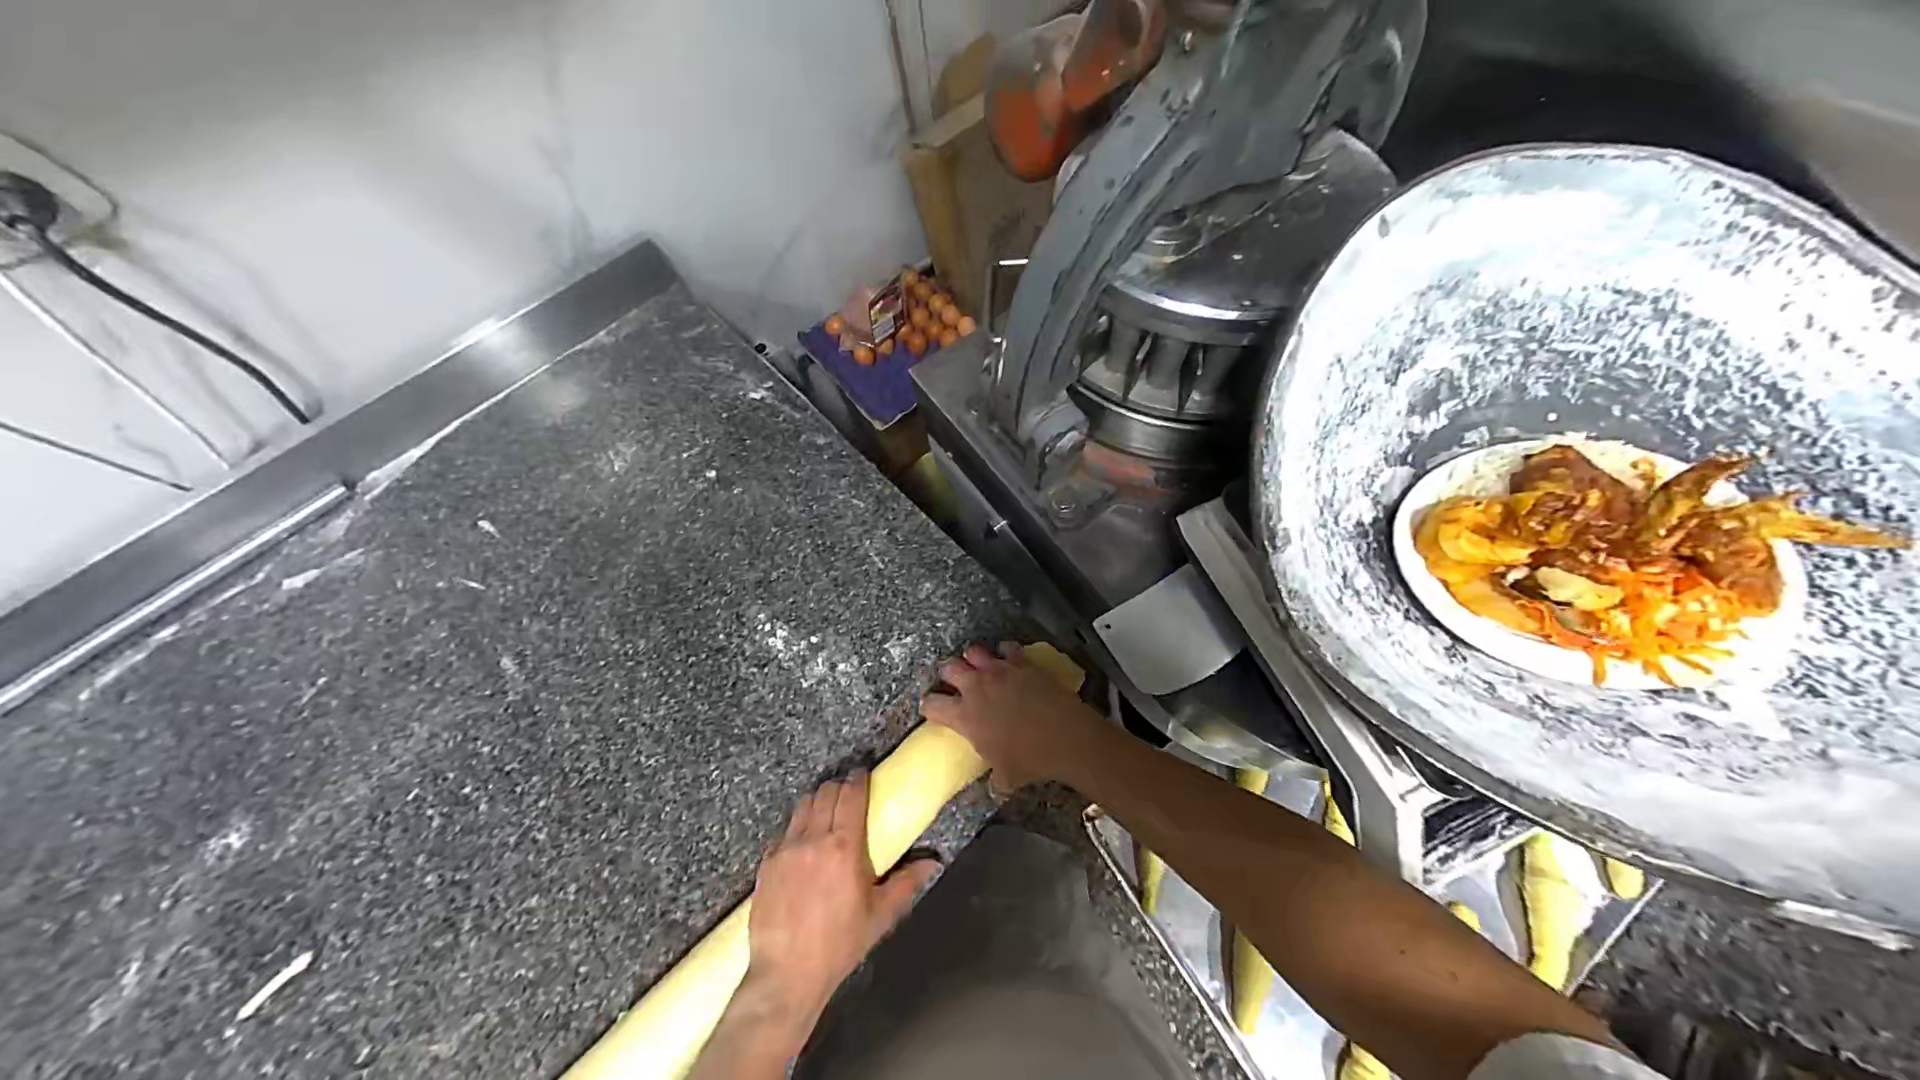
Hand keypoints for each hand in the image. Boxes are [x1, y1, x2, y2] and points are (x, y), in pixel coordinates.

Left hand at [736, 771, 938, 1045]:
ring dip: (816, 800)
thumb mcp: (880, 915)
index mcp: (844, 846)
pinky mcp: (766, 864)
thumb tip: (934, 862)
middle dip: (838, 786)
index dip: (858, 778)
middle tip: (848, 791)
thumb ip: (907, 882)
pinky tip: (802, 842)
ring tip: (825, 810)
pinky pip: (783, 832)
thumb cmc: (839, 944)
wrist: (786, 974)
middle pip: (825, 792)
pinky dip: (796, 828)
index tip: (863, 772)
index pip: (851, 795)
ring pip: (802, 806)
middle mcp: (813, 839)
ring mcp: (785, 850)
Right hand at [919, 642, 1109, 789]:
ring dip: (973, 658)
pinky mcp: (1021, 662)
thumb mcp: (1006, 777)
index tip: (931, 709)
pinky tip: (1009, 660)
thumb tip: (994, 788)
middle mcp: (976, 687)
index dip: (928, 706)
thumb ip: (994, 779)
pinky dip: (1004, 652)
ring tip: (978, 666)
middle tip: (954, 681)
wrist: (1064, 735)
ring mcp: (998, 671)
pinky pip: (1006, 648)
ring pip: (973, 651)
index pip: (932, 704)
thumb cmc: (1029, 759)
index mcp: (964, 715)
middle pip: (948, 668)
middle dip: (948, 673)